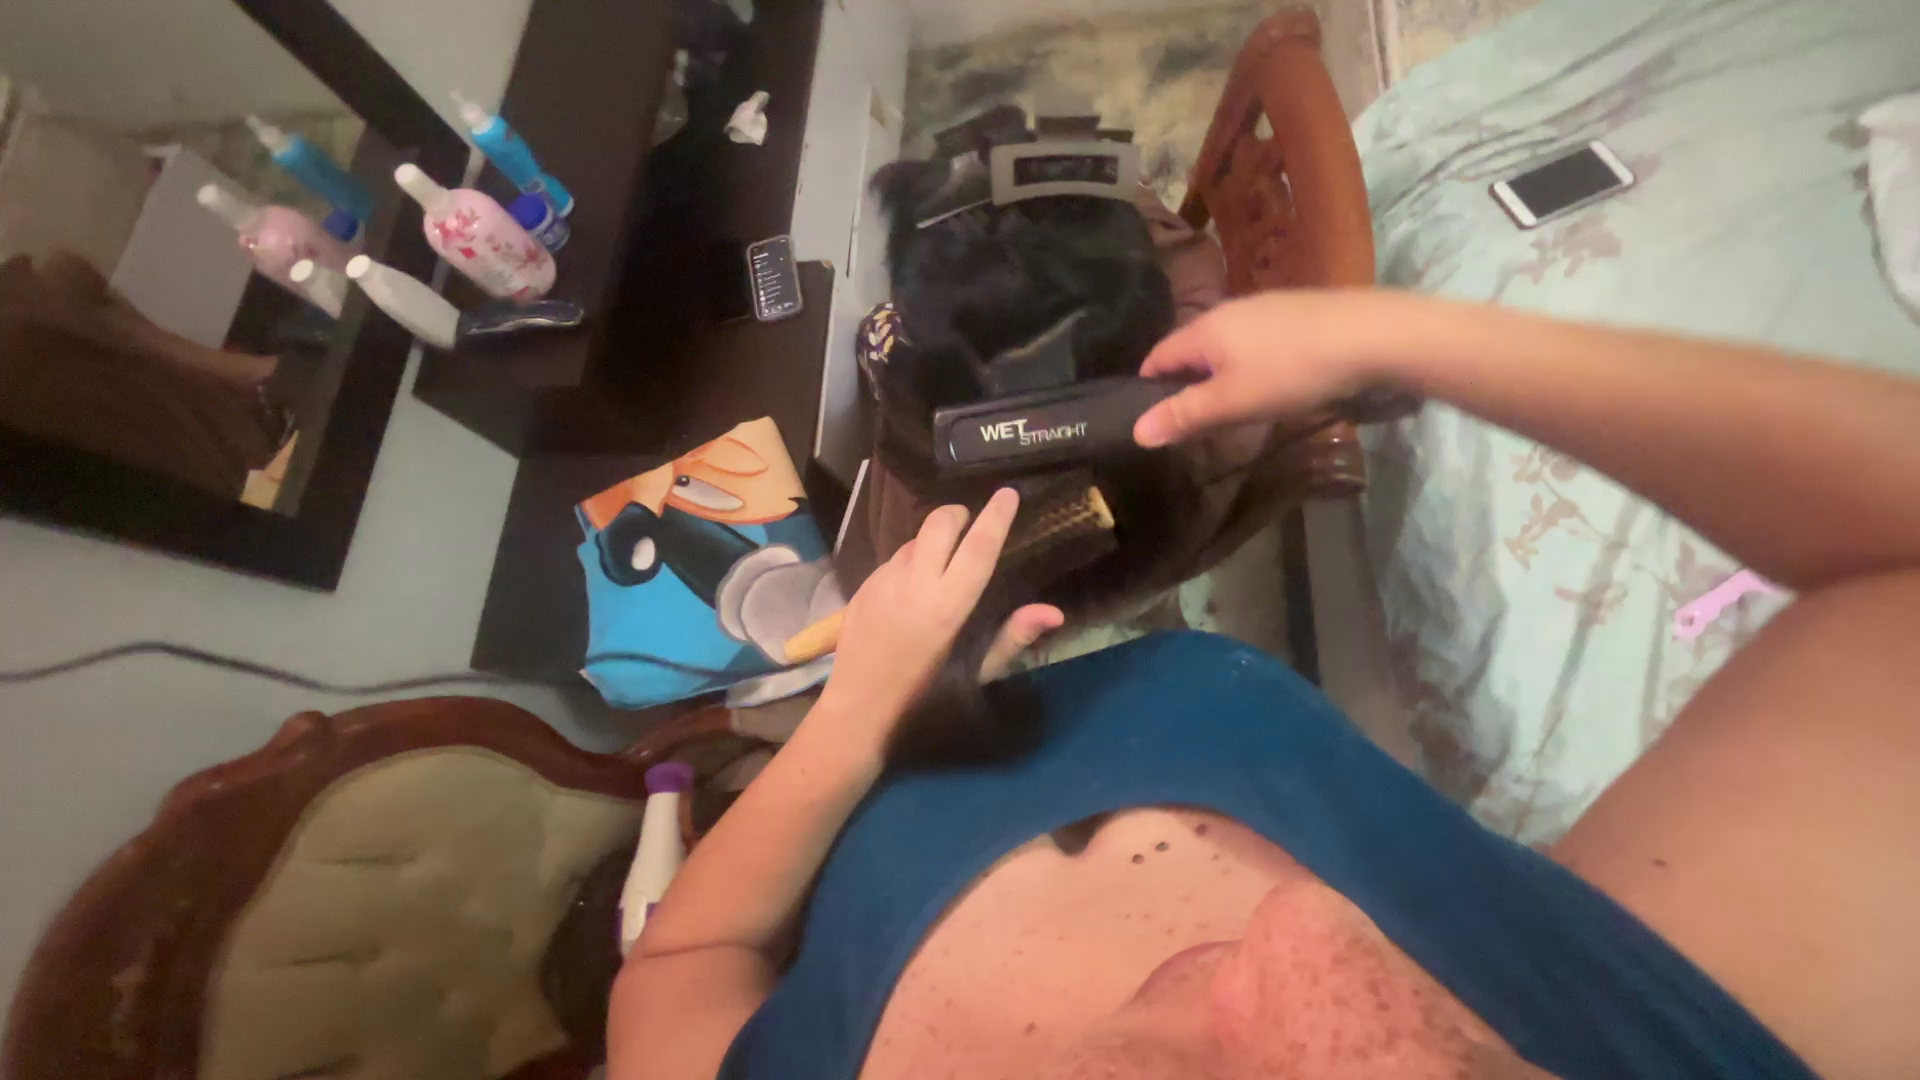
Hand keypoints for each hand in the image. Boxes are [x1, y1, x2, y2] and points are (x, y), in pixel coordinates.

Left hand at [818, 488, 1062, 741]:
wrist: (860, 708)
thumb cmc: (925, 696)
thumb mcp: (975, 671)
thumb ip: (1013, 636)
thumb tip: (1054, 612)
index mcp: (947, 607)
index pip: (977, 548)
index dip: (995, 517)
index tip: (1008, 493)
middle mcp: (914, 585)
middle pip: (939, 523)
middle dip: (958, 515)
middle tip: (970, 526)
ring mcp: (883, 582)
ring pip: (913, 539)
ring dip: (931, 541)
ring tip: (940, 565)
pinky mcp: (863, 586)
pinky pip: (892, 559)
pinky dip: (908, 561)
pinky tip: (911, 590)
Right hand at [1133, 290, 1408, 447]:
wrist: (1376, 337)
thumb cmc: (1293, 371)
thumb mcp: (1232, 402)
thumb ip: (1184, 415)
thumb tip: (1136, 432)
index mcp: (1205, 330)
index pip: (1158, 355)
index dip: (1147, 385)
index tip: (1149, 415)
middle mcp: (1229, 310)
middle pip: (1191, 347)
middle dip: (1184, 380)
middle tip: (1190, 416)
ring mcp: (1265, 306)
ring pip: (1225, 342)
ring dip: (1219, 370)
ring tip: (1229, 402)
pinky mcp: (1296, 311)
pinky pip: (1256, 338)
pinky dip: (1250, 360)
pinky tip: (1271, 379)